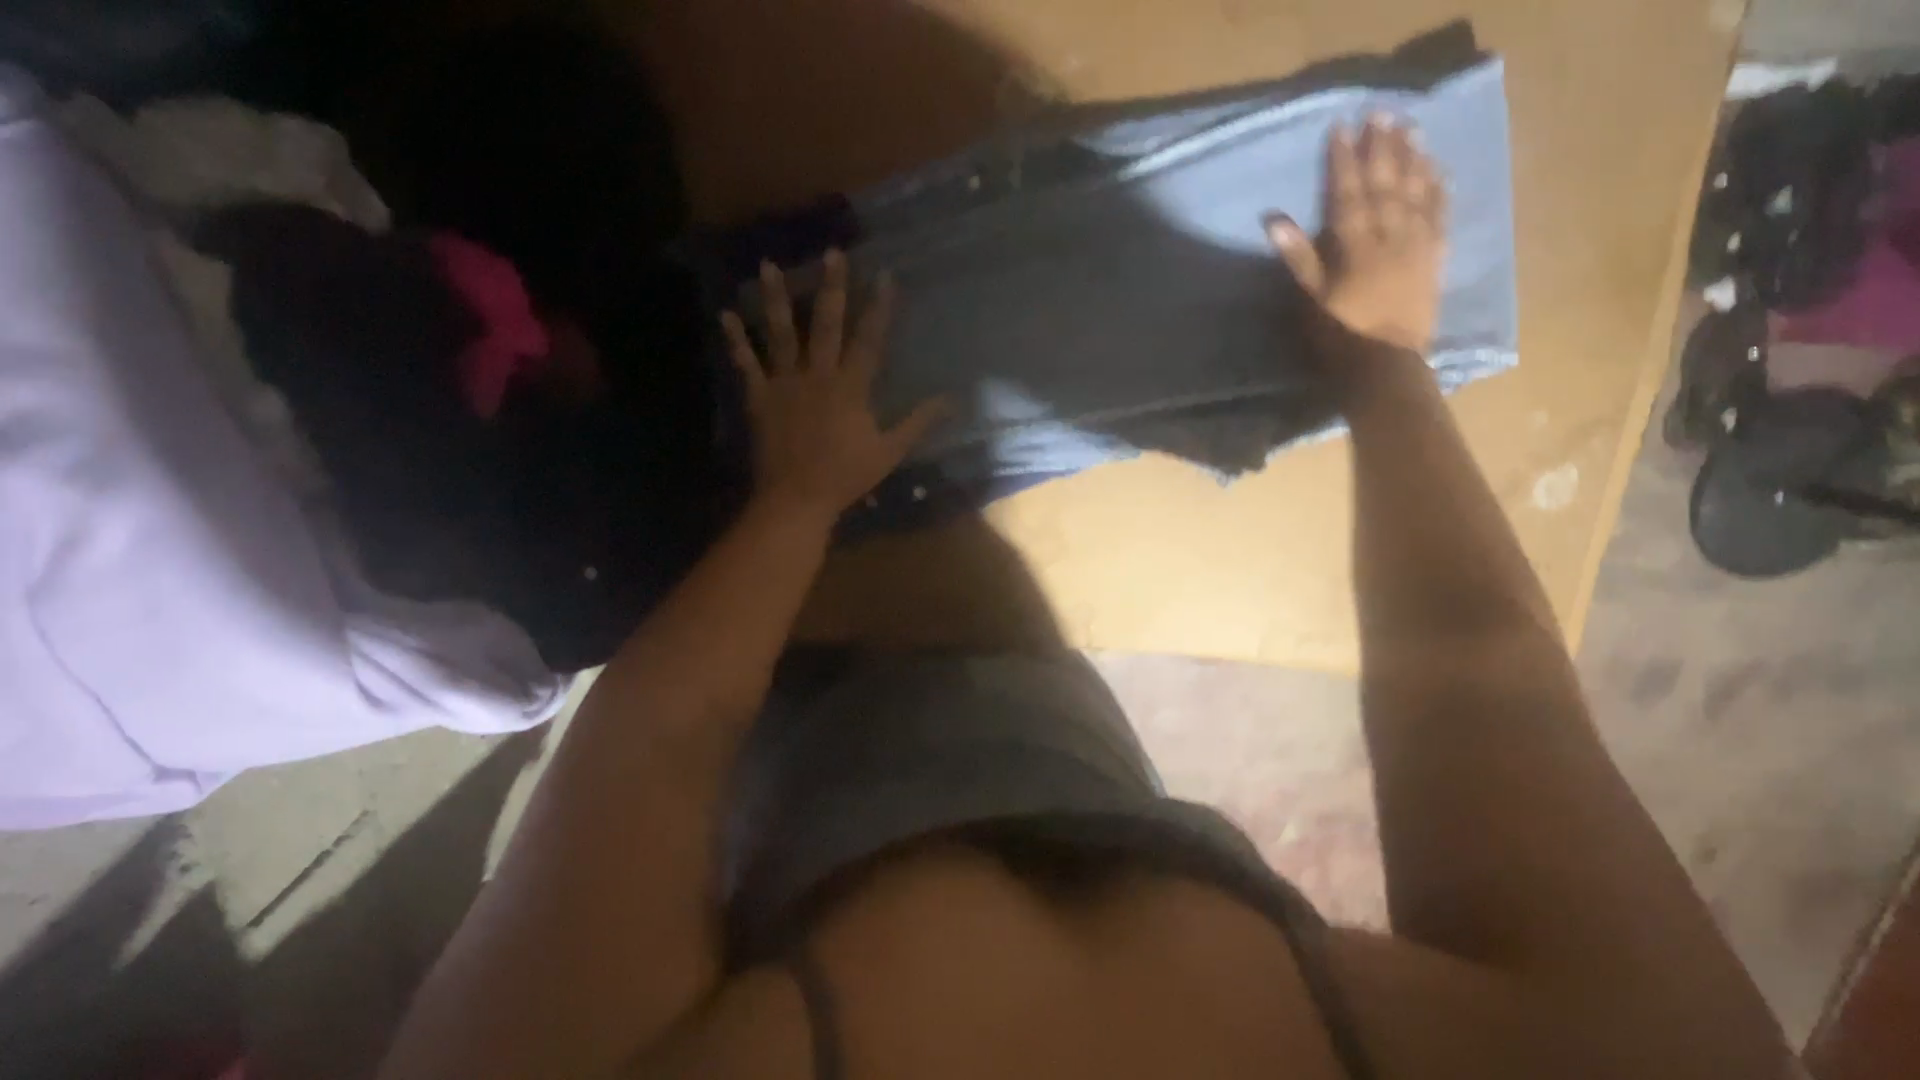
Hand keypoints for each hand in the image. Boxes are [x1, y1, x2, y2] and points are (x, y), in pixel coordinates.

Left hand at [721, 251, 947, 519]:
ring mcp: (785, 384)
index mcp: (851, 387)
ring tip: (769, 265)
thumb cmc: (846, 476)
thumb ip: (918, 422)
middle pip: (826, 324)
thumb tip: (952, 399)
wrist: (797, 498)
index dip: (879, 307)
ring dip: (776, 298)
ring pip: (781, 333)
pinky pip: (746, 364)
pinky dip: (735, 340)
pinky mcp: (760, 397)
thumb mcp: (890, 451)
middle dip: (832, 287)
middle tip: (832, 252)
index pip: (869, 339)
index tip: (884, 274)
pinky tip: (726, 314)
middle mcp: (817, 375)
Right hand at [1266, 112, 1448, 363]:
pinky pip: (1441, 216)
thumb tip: (1274, 220)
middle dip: (1381, 146)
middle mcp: (1390, 236)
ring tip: (1410, 126)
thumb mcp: (1311, 300)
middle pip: (1386, 183)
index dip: (1343, 159)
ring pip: (1416, 192)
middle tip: (1380, 111)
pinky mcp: (1436, 259)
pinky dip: (1440, 190)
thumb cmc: (1341, 336)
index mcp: (1355, 246)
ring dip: (1413, 157)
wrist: (1387, 366)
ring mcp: (1418, 245)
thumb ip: (1299, 258)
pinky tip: (1439, 168)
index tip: (1341, 127)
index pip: (1347, 193)